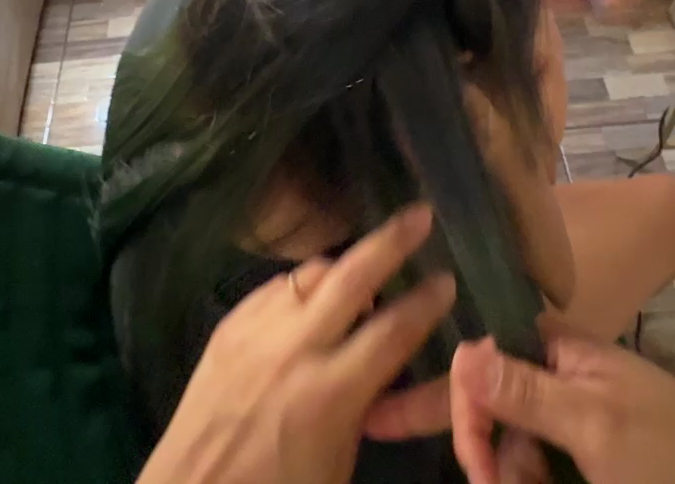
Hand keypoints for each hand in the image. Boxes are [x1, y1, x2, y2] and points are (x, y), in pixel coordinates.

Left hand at [136, 205, 457, 483]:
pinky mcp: (228, 326)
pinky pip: (275, 287)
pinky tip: (311, 293)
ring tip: (364, 265)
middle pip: (353, 275)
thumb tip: (381, 358)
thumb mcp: (338, 461)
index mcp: (331, 392)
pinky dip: (301, 285)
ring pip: (310, 273)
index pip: (393, 330)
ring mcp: (257, 329)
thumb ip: (363, 401)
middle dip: (392, 240)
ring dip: (343, 264)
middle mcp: (296, 347)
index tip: (446, 278)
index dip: (424, 301)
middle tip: (420, 214)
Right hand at [449, 332, 674, 483]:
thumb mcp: (596, 427)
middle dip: (487, 451)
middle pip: (492, 405)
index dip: (462, 402)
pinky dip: (533, 479)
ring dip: (513, 476)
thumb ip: (525, 392)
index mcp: (562, 350)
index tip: (472, 463)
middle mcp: (562, 377)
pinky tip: (536, 483)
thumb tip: (460, 352)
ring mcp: (578, 421)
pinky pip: (542, 465)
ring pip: (515, 446)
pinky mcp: (592, 457)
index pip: (484, 355)